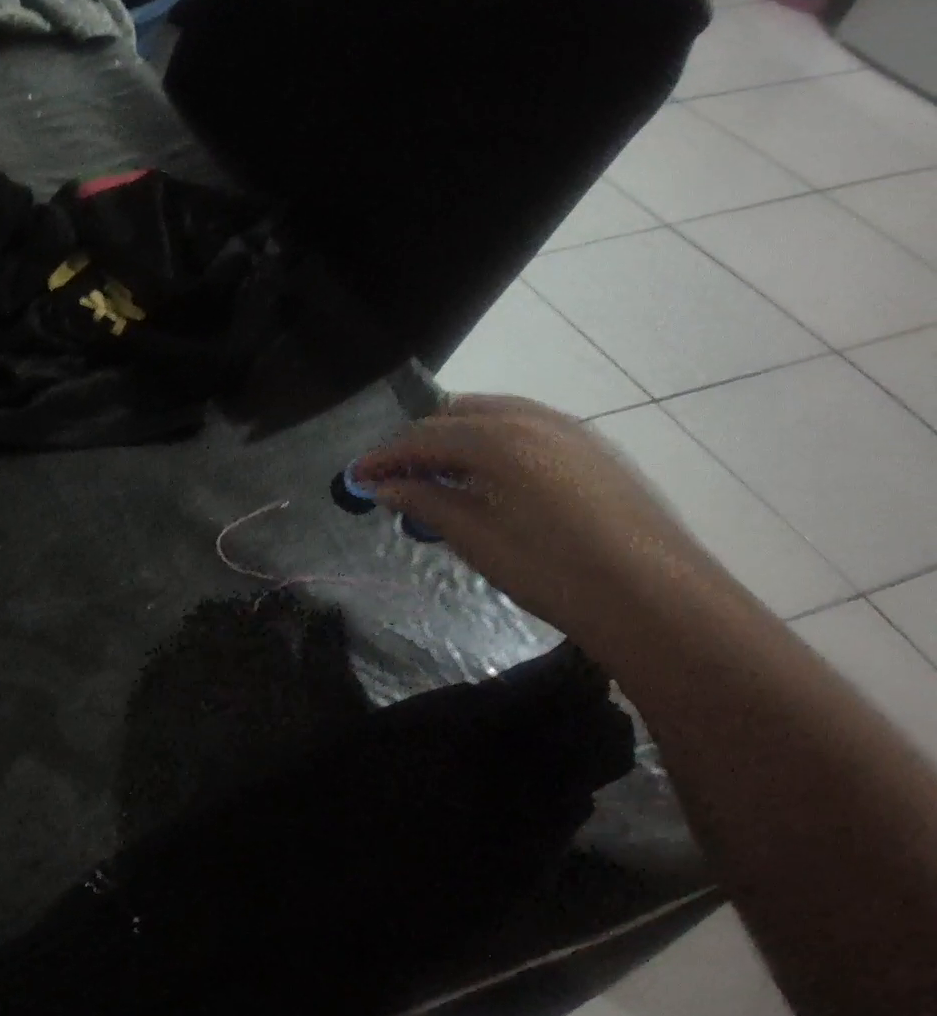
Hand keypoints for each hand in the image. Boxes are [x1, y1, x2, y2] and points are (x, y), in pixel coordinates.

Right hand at [356, 395, 729, 646]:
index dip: (383, 457)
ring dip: (455, 439)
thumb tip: (382, 486)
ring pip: (493, 416)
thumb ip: (424, 501)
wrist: (658, 601)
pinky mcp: (593, 449)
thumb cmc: (554, 572)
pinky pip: (525, 428)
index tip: (356, 478)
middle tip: (394, 479)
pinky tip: (486, 481)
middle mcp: (532, 419)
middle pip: (455, 414)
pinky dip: (492, 443)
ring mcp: (569, 429)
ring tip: (436, 479)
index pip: (422, 436)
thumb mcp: (475, 539)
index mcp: (498, 438)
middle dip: (418, 442)